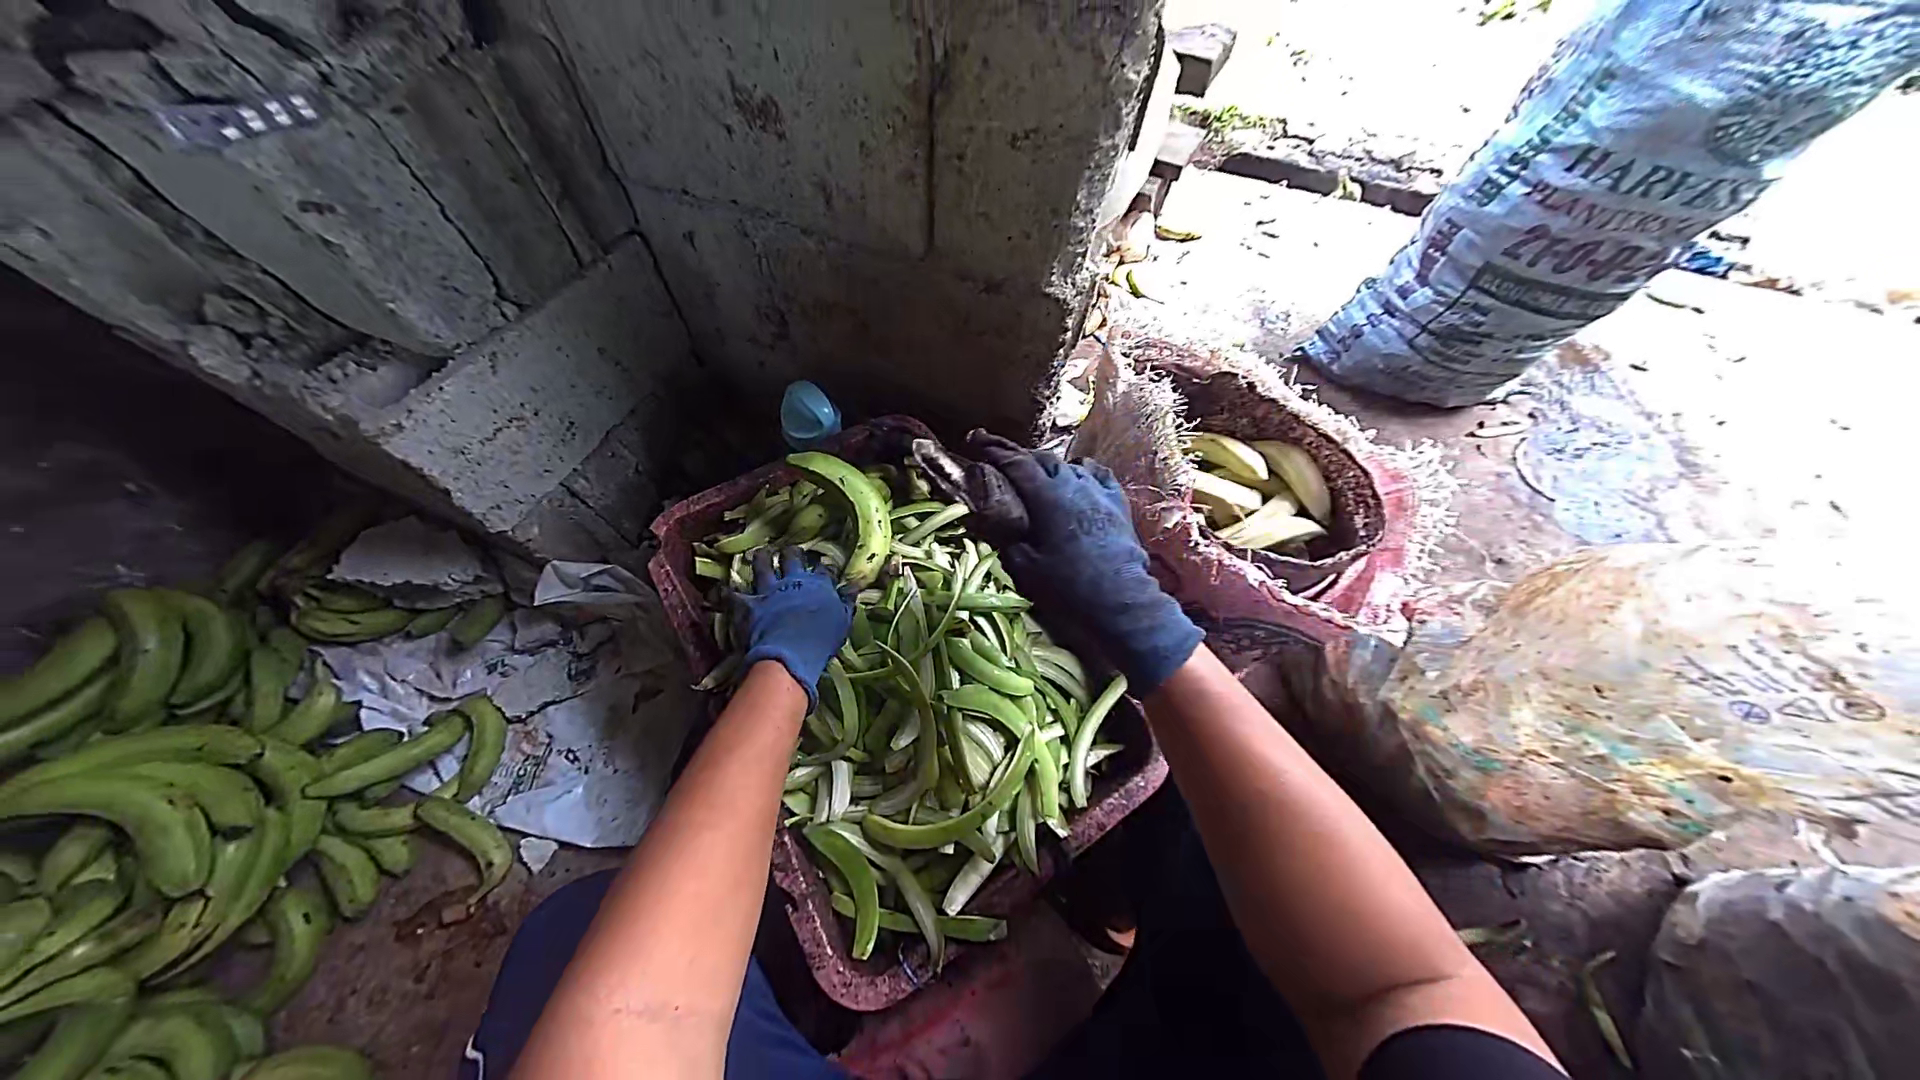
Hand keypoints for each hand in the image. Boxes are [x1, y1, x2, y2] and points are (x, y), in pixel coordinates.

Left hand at [732, 547, 852, 706]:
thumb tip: (854, 585)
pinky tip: (722, 588)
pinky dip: (727, 591)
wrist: (790, 652)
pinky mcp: (748, 603)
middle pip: (791, 559)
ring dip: (760, 559)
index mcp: (818, 585)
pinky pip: (733, 594)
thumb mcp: (842, 621)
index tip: (822, 564)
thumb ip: (847, 602)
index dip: (822, 566)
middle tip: (790, 551)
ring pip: (762, 566)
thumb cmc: (821, 640)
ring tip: (759, 553)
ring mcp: (768, 590)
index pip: (822, 569)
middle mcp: (793, 581)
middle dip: (791, 553)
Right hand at [967, 432, 1201, 694]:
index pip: (1016, 463)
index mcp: (1047, 497)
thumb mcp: (1025, 568)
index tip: (975, 440)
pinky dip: (1081, 472)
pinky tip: (1077, 477)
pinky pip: (1097, 475)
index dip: (994, 450)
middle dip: (1018, 456)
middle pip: (1042, 459)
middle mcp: (1073, 485)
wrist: (1120, 601)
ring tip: (1035, 472)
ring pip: (1069, 465)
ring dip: (1048, 466)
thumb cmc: (1068, 587)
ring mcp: (1098, 491)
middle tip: (1000, 458)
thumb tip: (996, 525)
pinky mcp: (1117, 503)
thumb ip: (1008, 540)